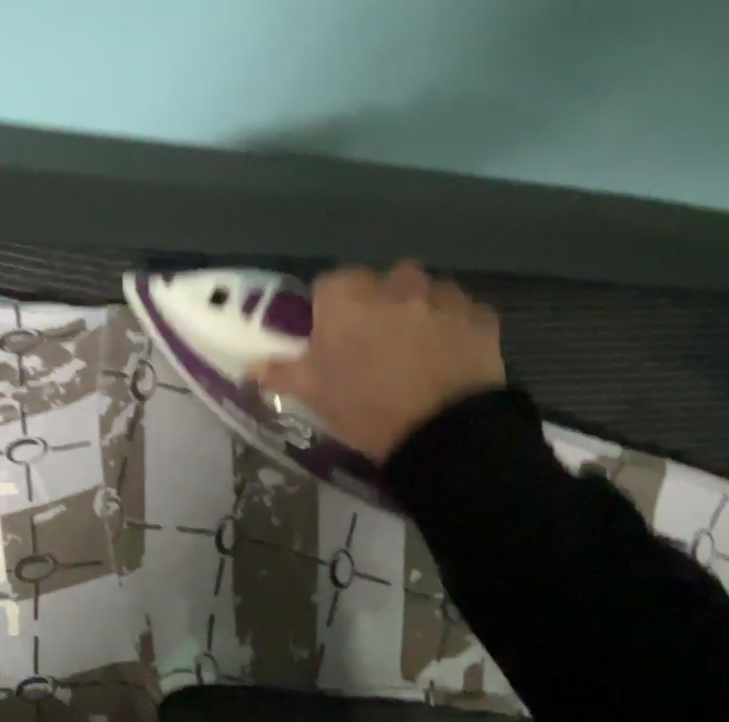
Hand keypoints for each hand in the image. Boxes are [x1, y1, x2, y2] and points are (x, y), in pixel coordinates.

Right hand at [251, 261, 505, 462]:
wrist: (445, 431)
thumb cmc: (367, 409)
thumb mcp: (315, 396)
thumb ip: (281, 373)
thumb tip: (248, 369)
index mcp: (346, 299)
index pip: (329, 286)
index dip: (329, 313)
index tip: (332, 342)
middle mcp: (394, 283)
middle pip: (379, 284)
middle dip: (376, 307)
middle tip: (373, 350)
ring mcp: (441, 294)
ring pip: (421, 292)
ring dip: (415, 312)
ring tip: (415, 354)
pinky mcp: (479, 313)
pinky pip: (457, 311)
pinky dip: (450, 327)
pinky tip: (447, 360)